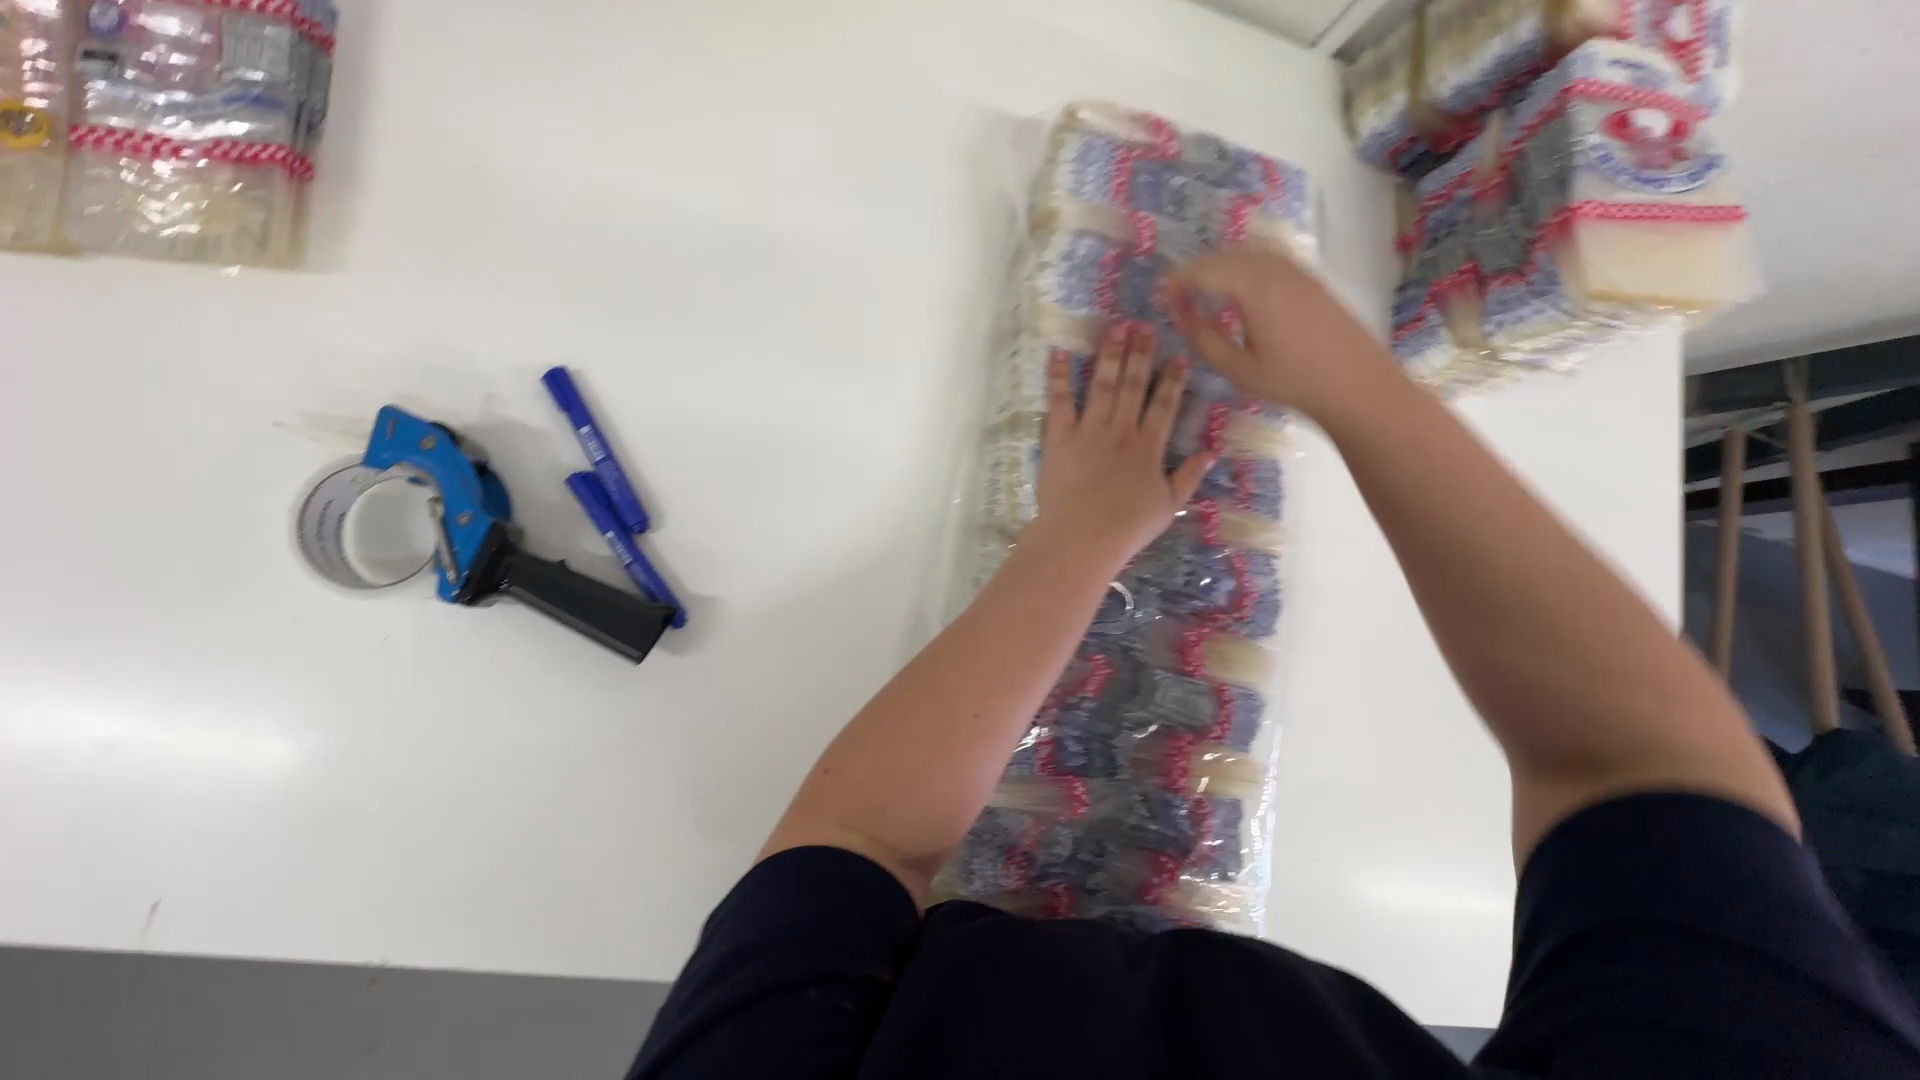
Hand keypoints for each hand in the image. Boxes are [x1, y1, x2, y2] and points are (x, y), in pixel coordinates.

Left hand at [1034, 322, 1213, 573]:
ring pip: (1102, 385)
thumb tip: (1211, 452)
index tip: (1178, 356)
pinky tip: (1059, 353)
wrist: (1084, 537)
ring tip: (1114, 328)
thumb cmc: (1127, 528)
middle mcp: (1122, 432)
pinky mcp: (1060, 438)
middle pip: (1133, 386)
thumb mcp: (1169, 507)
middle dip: (1140, 354)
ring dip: (1109, 354)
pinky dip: (1059, 377)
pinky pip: (1060, 402)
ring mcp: (1090, 432)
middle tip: (1144, 326)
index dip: (1172, 380)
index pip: (1164, 405)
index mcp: (1149, 448)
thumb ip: (1189, 477)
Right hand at [1167, 248, 1398, 419]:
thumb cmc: (1292, 380)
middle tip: (1178, 296)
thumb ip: (1203, 337)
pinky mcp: (1310, 278)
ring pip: (1247, 252)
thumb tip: (1179, 312)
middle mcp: (1274, 268)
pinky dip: (1244, 267)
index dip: (1177, 281)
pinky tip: (1240, 292)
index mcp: (1253, 287)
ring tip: (1205, 292)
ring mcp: (1296, 270)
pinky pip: (1268, 259)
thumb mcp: (1237, 368)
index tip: (1161, 298)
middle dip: (1196, 271)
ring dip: (1221, 266)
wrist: (1356, 382)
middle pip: (1224, 255)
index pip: (1203, 270)